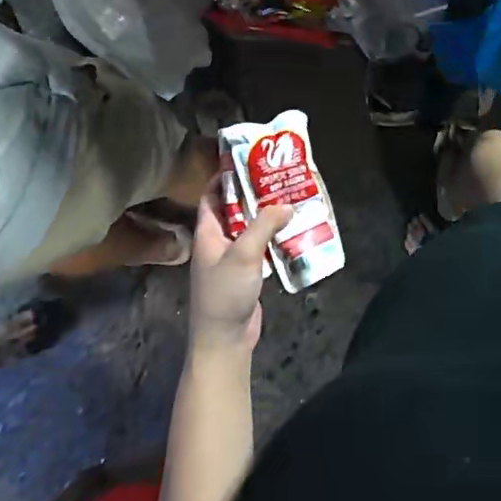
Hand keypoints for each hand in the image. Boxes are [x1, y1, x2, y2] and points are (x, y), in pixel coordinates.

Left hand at [188, 190, 291, 350]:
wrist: (224, 339)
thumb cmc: (225, 293)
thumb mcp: (244, 254)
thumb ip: (263, 225)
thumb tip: (286, 203)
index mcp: (208, 232)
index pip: (212, 195)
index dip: (225, 177)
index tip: (247, 161)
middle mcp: (218, 241)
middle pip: (235, 209)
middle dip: (254, 193)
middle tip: (278, 177)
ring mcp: (232, 258)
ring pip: (250, 228)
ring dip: (267, 216)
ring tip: (291, 197)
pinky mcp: (247, 273)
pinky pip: (261, 247)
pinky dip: (274, 237)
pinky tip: (293, 230)